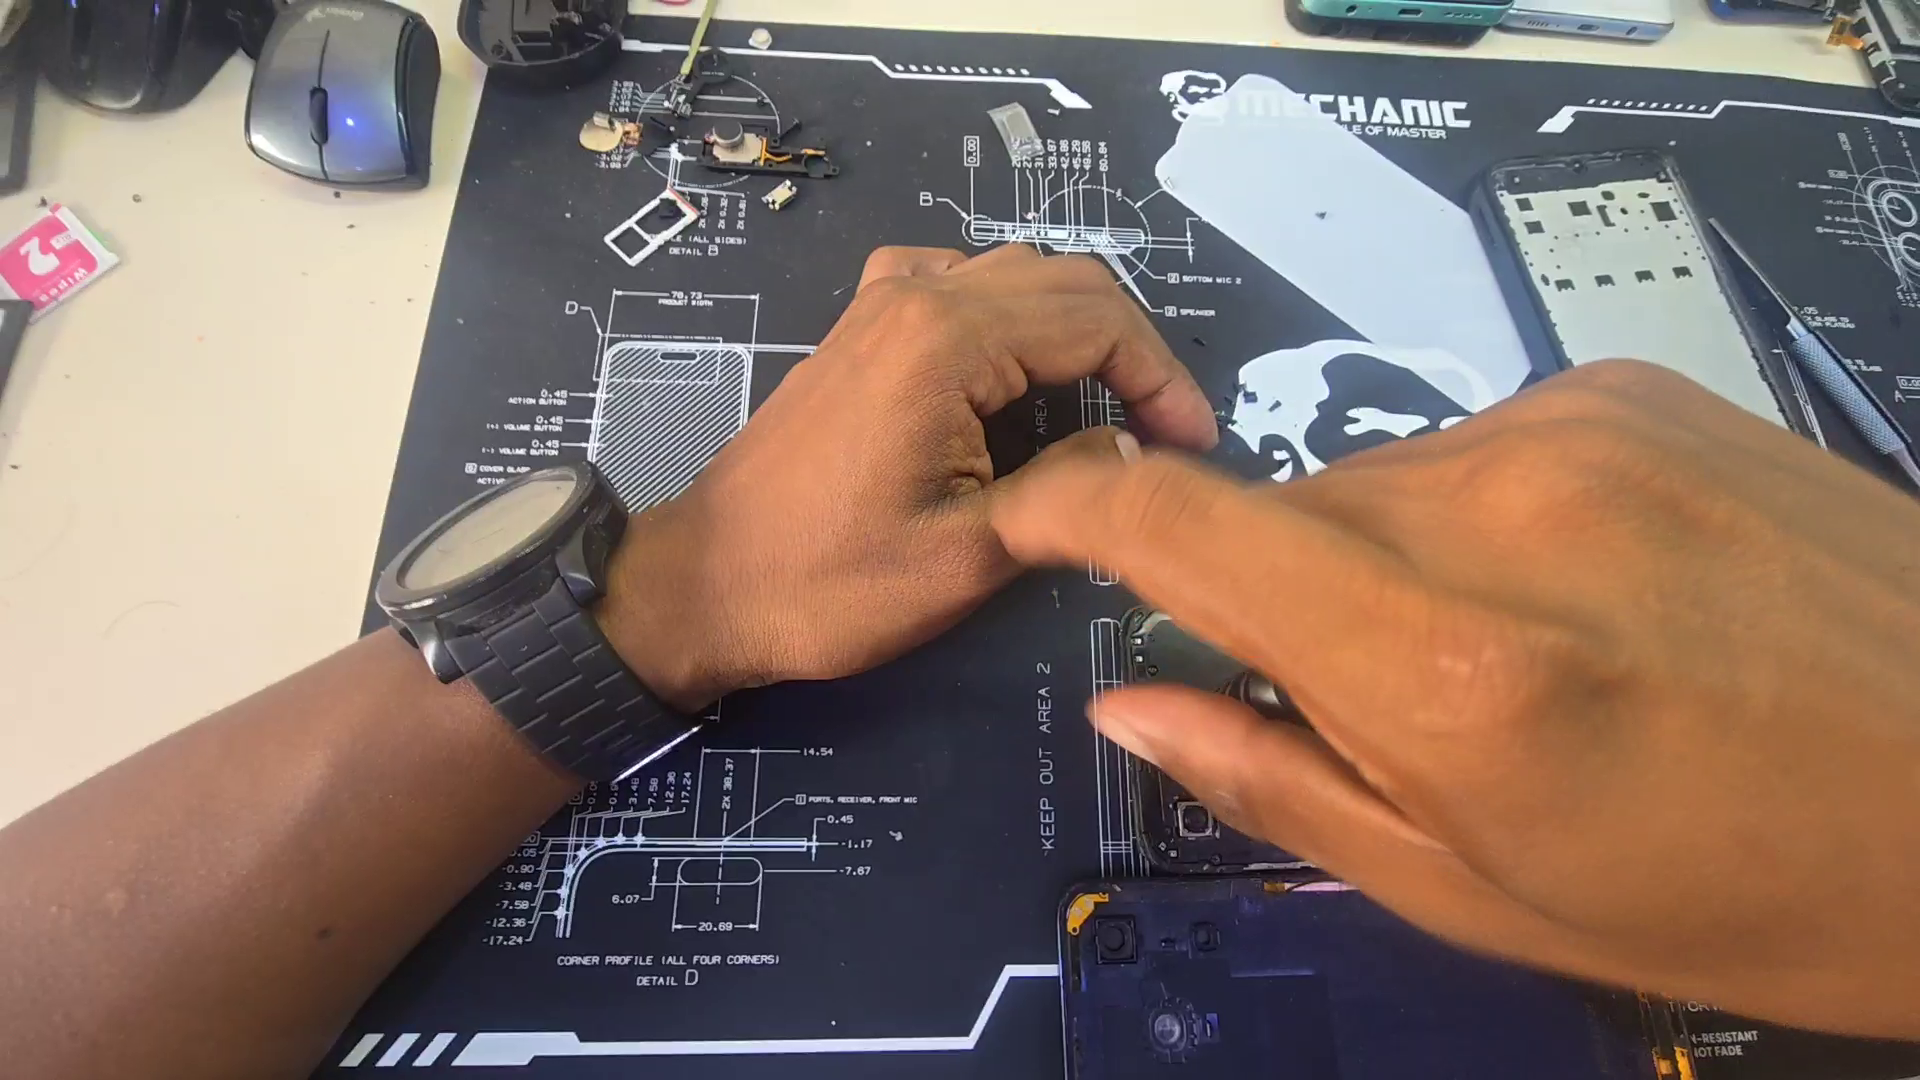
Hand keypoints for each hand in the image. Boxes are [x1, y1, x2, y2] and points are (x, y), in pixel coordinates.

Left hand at [602, 244, 1217, 708]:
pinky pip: (955, 285)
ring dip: (1074, 328)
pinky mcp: (859, 330)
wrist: (707, 584)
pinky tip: (1011, 363)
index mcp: (947, 341)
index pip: (1095, 322)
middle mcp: (915, 295)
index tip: (1195, 441)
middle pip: (1063, 284)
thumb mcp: (965, 556)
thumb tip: (1130, 450)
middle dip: (1129, 350)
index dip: (1161, 378)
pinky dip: (1008, 313)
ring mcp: (879, 303)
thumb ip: (1064, 490)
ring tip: (1104, 399)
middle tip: (1162, 426)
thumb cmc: (830, 584)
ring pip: (1013, 276)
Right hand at [993, 359, 1919, 1037]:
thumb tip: (1124, 702)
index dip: (1076, 504)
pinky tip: (1563, 577)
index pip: (1179, 527)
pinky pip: (1451, 454)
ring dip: (1369, 561)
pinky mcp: (1615, 390)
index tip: (1030, 513)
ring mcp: (1555, 426)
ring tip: (1492, 636)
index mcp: (1431, 655)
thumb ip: (1260, 775)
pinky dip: (1453, 518)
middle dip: (1271, 592)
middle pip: (1269, 517)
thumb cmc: (1720, 883)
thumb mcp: (1458, 883)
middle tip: (1374, 679)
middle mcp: (1478, 505)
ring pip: (1357, 488)